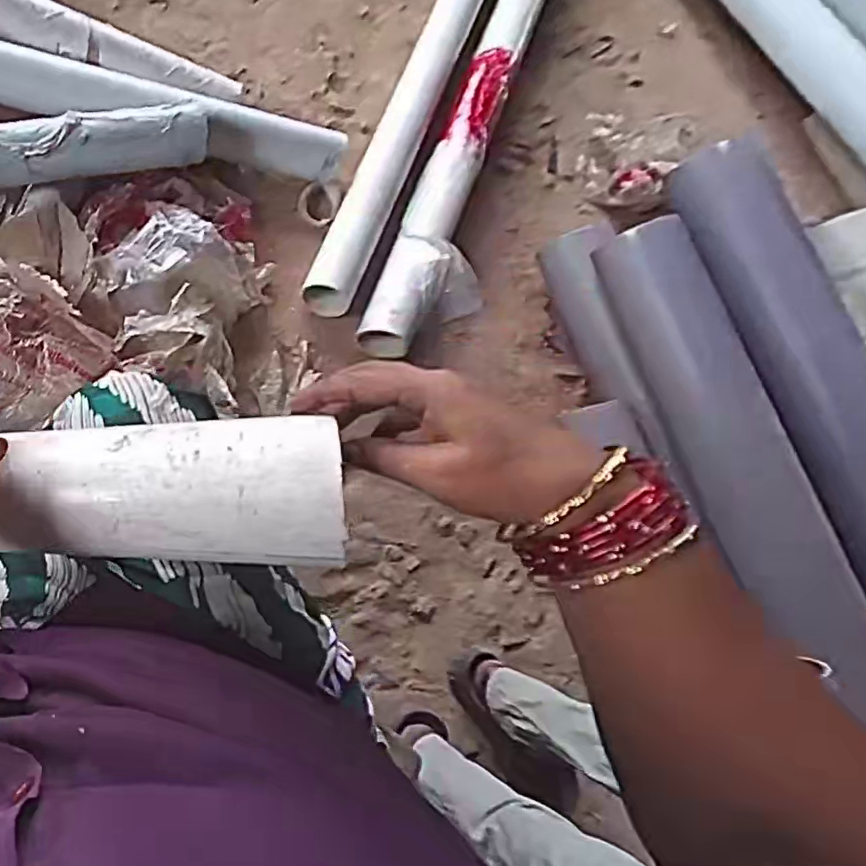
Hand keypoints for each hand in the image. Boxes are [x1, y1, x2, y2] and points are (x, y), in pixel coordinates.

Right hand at [291, 363, 605, 524]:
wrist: (568, 486)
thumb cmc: (503, 477)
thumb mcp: (434, 472)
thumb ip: (382, 456)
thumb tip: (347, 451)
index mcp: (431, 388)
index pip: (364, 381)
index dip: (327, 393)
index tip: (298, 408)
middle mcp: (438, 384)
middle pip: (375, 379)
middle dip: (337, 396)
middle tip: (307, 418)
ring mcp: (450, 398)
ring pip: (391, 394)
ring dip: (359, 409)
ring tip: (330, 430)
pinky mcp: (459, 415)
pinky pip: (408, 411)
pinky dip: (382, 423)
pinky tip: (370, 442)